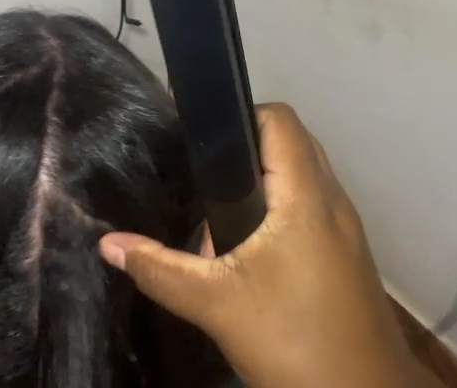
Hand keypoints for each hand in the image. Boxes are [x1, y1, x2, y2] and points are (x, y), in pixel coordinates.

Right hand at [98, 103, 425, 387]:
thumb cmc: (296, 343)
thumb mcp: (216, 306)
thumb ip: (160, 269)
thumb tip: (109, 243)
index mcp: (305, 197)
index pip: (278, 119)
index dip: (237, 113)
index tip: (197, 130)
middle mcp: (331, 202)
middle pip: (289, 141)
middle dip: (244, 145)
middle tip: (201, 168)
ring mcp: (344, 230)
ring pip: (303, 175)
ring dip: (264, 177)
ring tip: (218, 206)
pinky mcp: (347, 256)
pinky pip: (311, 204)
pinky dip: (281, 204)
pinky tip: (248, 244)